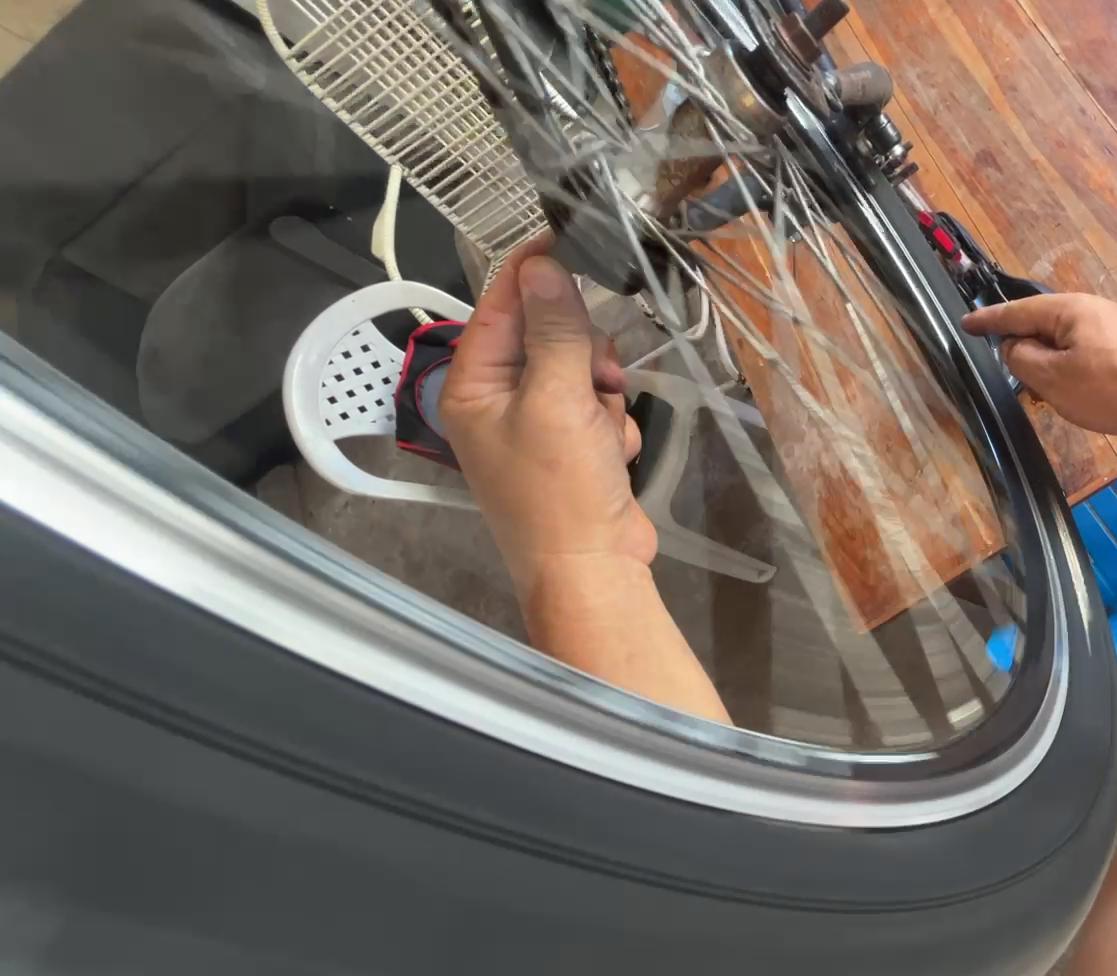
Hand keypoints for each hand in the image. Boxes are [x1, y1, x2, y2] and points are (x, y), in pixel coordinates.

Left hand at [440, 243, 652, 585]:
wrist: (593, 566)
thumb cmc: (561, 489)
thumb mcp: (558, 403)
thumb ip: (555, 334)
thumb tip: (544, 267)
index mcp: (473, 385)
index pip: (498, 307)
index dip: (531, 273)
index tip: (567, 237)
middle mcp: (502, 399)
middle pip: (549, 338)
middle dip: (584, 355)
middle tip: (600, 379)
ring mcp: (541, 425)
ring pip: (584, 373)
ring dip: (604, 397)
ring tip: (605, 433)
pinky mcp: (576, 446)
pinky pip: (601, 409)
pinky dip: (613, 427)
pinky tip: (613, 456)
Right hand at [960, 293, 1116, 444]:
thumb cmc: (1111, 388)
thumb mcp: (1053, 378)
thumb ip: (1022, 359)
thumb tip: (1015, 348)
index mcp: (1068, 310)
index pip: (1016, 311)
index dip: (988, 320)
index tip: (965, 323)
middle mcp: (1089, 312)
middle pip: (1040, 327)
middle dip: (1022, 349)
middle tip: (1012, 378)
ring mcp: (1109, 331)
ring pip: (1060, 346)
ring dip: (1046, 369)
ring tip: (1042, 396)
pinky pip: (1080, 357)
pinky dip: (1066, 374)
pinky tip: (1069, 397)